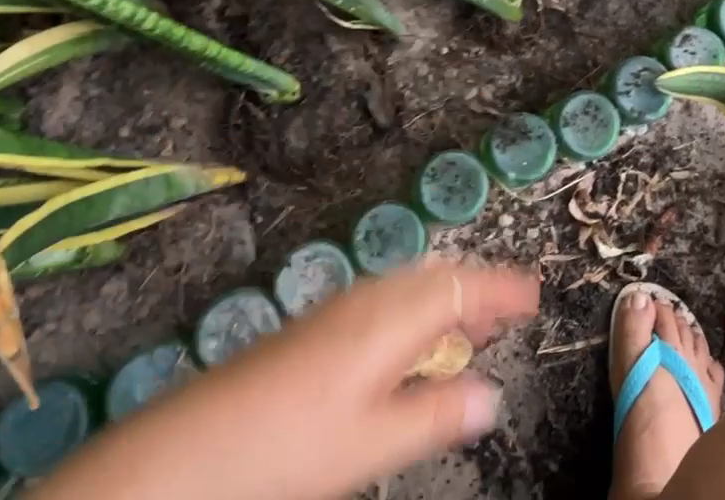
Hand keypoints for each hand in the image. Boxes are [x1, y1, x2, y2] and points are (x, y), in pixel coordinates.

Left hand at [36, 263, 539, 499]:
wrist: (189, 448)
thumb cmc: (289, 447)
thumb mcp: (373, 443)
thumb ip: (436, 414)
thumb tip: (492, 396)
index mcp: (388, 320)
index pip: (460, 287)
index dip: (500, 288)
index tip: (534, 294)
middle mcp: (365, 301)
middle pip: (434, 275)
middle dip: (476, 287)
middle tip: (509, 309)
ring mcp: (337, 311)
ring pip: (407, 286)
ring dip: (445, 297)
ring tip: (469, 325)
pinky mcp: (316, 328)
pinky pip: (383, 301)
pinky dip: (414, 310)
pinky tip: (411, 344)